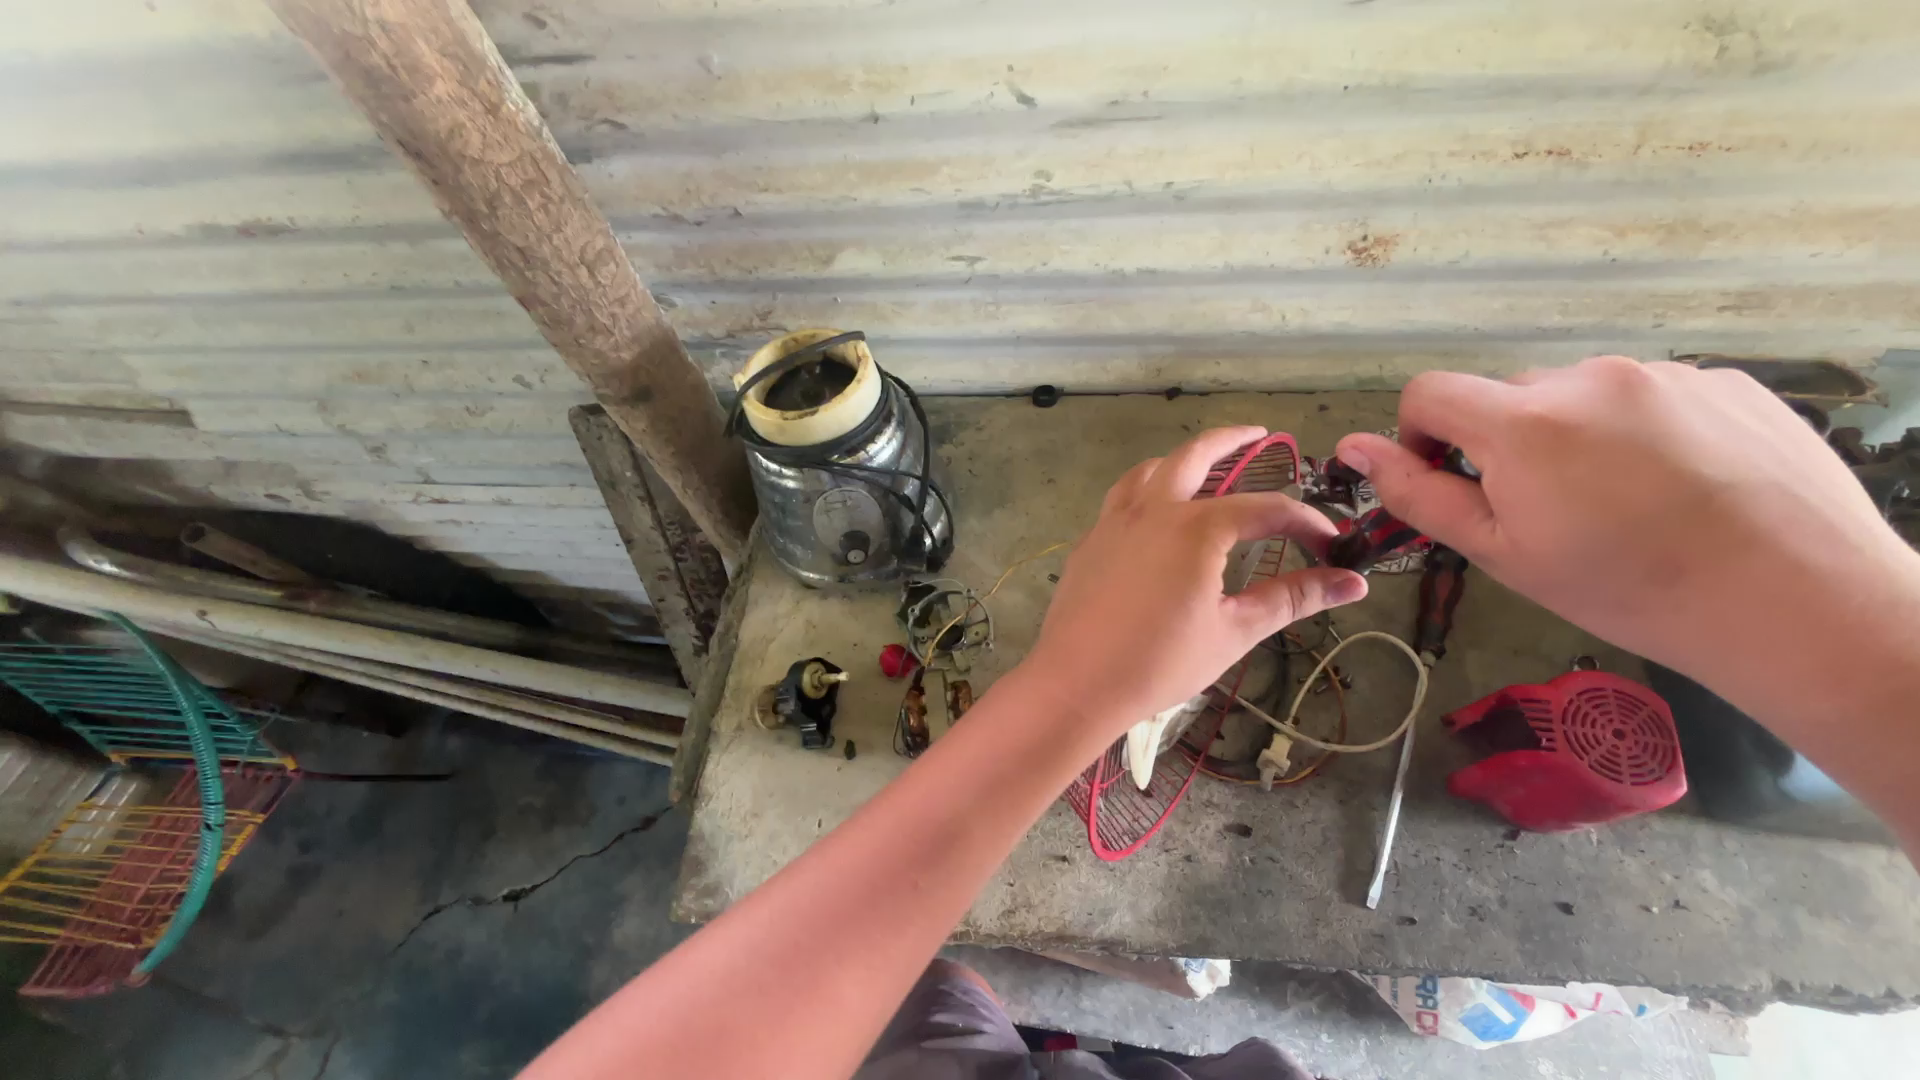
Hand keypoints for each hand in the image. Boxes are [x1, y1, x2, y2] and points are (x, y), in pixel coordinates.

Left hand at [1026, 426, 1367, 736]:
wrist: (1076, 683)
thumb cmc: (1160, 661)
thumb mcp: (1234, 630)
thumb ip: (1292, 598)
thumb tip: (1354, 583)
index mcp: (1196, 527)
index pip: (1265, 509)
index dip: (1304, 522)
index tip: (1330, 544)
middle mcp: (1152, 509)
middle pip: (1194, 455)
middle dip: (1230, 440)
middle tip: (1258, 434)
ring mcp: (1113, 522)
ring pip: (1149, 470)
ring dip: (1180, 460)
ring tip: (1203, 466)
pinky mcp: (1090, 542)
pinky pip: (1121, 498)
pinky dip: (1146, 489)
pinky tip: (1154, 514)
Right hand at [1334, 356, 1919, 685]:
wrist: (1797, 601)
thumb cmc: (1622, 587)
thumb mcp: (1500, 552)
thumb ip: (1417, 494)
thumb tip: (1352, 446)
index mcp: (1522, 422)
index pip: (1429, 393)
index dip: (1419, 436)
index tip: (1450, 482)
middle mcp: (1587, 378)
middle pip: (1505, 396)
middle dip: (1501, 442)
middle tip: (1542, 509)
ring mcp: (1664, 374)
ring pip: (1576, 395)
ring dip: (1568, 434)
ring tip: (1616, 498)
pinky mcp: (1725, 382)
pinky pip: (1644, 395)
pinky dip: (1633, 430)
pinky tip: (1671, 483)